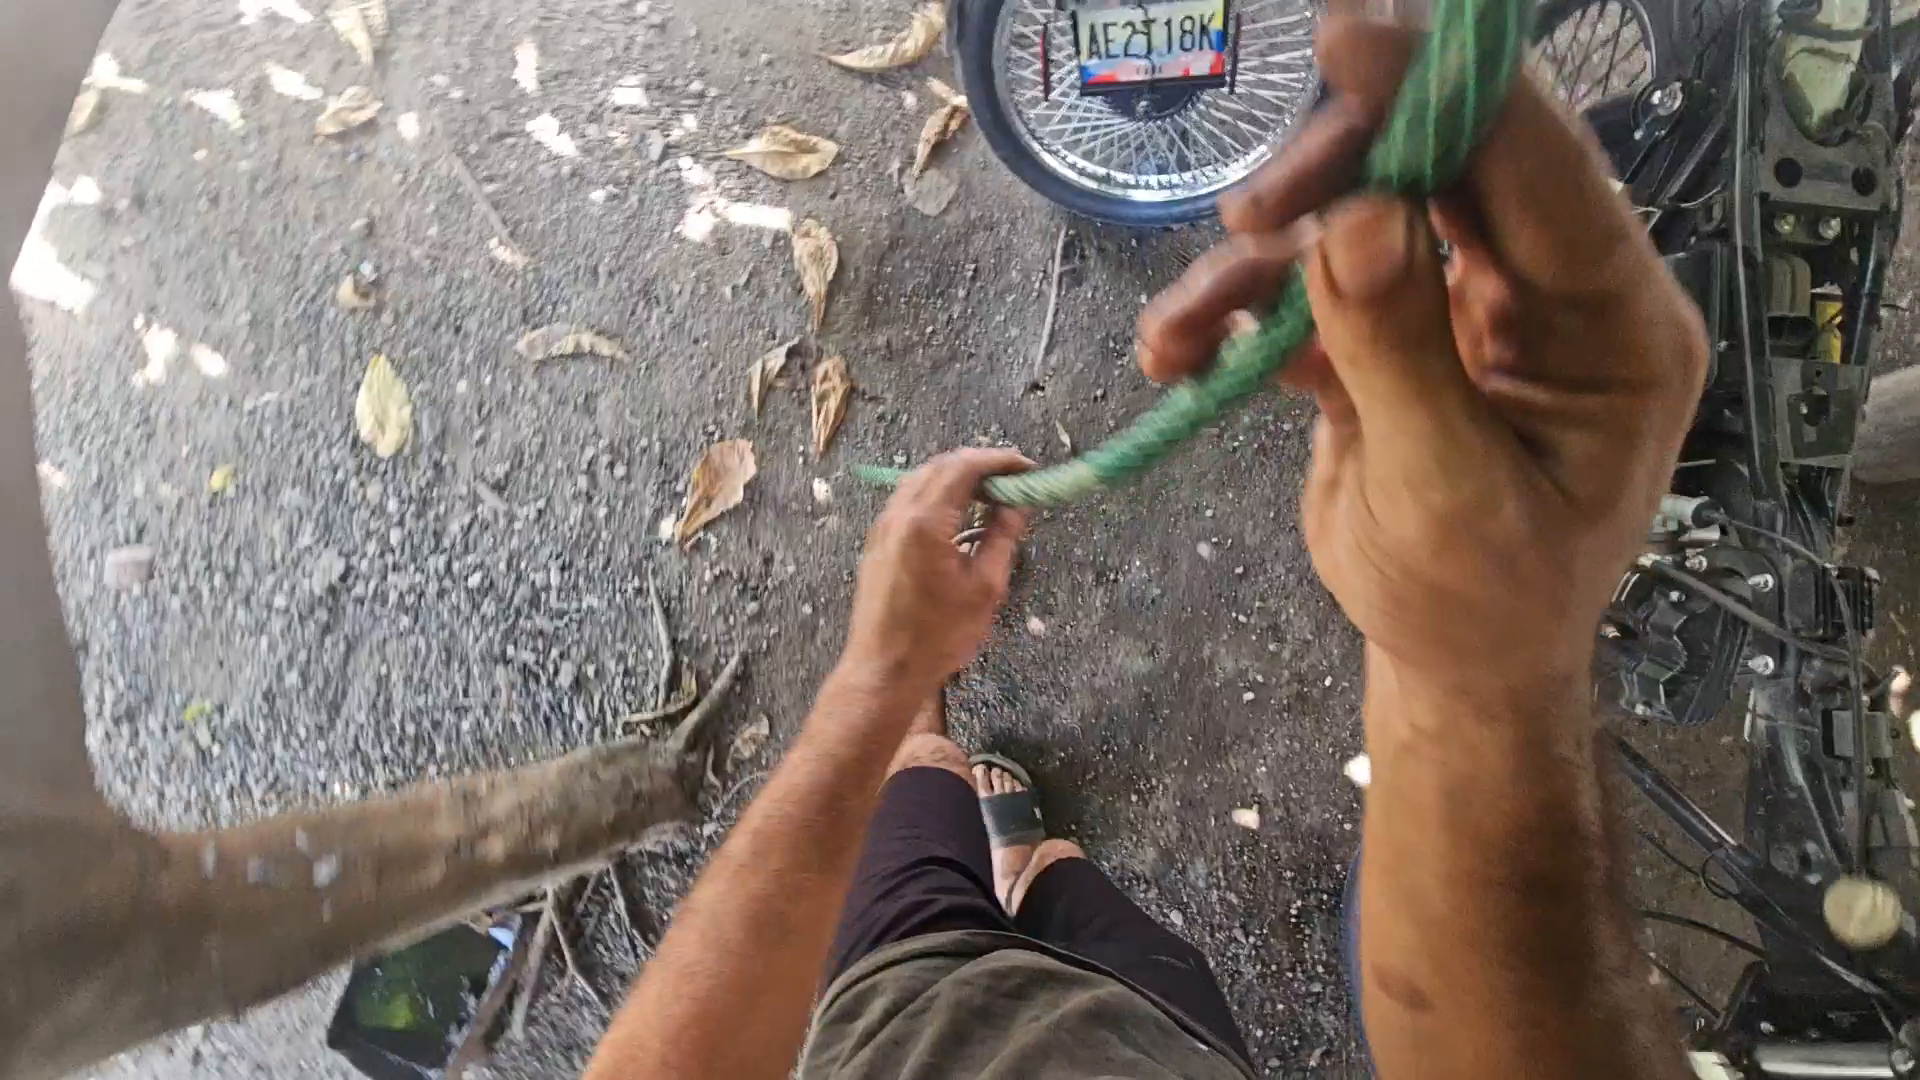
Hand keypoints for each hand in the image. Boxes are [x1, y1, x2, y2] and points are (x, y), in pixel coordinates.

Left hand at [841, 449, 1030, 695]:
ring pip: (921, 480)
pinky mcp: (878, 541)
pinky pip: (909, 501)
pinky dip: (937, 495)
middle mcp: (898, 515)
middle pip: (940, 466)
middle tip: (1013, 480)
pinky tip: (959, 516)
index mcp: (925, 523)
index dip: (999, 461)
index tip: (1027, 468)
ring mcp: (883, 527)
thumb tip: (1017, 506)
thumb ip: (1003, 538)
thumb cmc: (938, 636)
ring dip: (957, 478)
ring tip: (990, 495)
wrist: (884, 669)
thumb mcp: (985, 588)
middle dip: (979, 465)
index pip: (964, 468)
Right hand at [1138, 18, 1707, 696]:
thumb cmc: (1474, 593)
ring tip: (1171, 334)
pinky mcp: (1373, 350)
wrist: (1445, 649)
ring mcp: (1442, 318)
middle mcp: (1527, 296)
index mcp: (1600, 319)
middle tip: (1243, 224)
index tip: (1347, 34)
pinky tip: (1176, 357)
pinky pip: (1295, 308)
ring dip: (1244, 279)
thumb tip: (1351, 225)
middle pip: (1422, 180)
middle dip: (1321, 189)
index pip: (1529, 167)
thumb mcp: (1444, 491)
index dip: (1442, 92)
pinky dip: (1229, 325)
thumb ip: (1400, 357)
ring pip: (1334, 245)